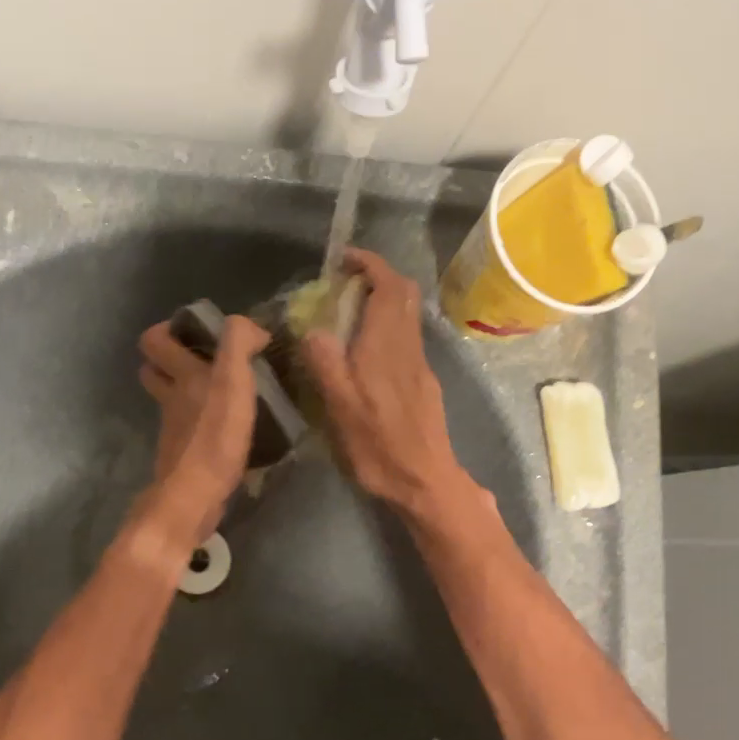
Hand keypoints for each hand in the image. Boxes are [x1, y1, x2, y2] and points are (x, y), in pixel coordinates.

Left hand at [138, 314, 270, 533]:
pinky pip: (190, 428)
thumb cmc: (214, 435)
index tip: (201, 330)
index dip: (169, 329)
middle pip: (154, 371)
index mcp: (180, 375)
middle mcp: (171, 398)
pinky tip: (231, 425)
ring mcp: (175, 428)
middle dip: (173, 359)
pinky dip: (204, 421)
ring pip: (172, 400)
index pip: (153, 340)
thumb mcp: (232, 379)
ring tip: (225, 389)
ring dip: (190, 391)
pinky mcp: (186, 453)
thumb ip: (238, 343)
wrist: (196, 495)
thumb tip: (253, 329)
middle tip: (209, 358)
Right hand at [303, 248, 484, 517]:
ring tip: (347, 316)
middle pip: (404, 294)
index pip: (388, 285)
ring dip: (382, 303)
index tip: (343, 259)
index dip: (369, 264)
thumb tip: (312, 329)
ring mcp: (420, 365)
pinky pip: (406, 339)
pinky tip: (364, 353)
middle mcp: (408, 346)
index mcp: (386, 345)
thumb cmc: (378, 445)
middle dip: (377, 277)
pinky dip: (386, 327)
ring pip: (407, 316)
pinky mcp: (424, 382)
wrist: (425, 480)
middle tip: (344, 284)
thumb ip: (325, 362)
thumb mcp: (340, 406)